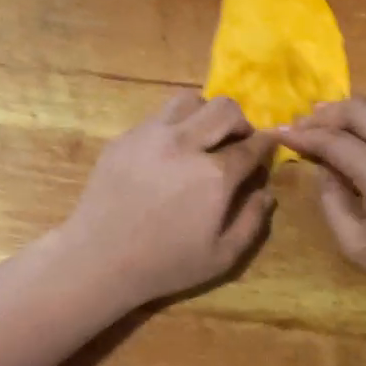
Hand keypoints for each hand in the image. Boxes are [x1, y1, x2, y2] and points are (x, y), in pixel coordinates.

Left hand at [59, 93, 276, 305]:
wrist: (99, 259)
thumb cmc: (164, 265)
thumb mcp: (221, 257)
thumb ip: (252, 222)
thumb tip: (266, 191)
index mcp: (214, 175)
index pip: (252, 145)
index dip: (266, 145)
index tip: (266, 149)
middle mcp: (184, 144)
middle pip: (224, 108)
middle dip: (240, 121)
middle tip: (236, 142)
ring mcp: (150, 135)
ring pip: (189, 100)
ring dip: (204, 114)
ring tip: (202, 138)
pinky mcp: (125, 137)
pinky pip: (157, 117)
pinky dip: (173, 126)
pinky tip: (167, 153)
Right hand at [279, 98, 365, 314]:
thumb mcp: (357, 247)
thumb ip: (332, 203)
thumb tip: (323, 170)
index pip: (334, 141)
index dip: (304, 135)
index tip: (281, 132)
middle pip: (360, 111)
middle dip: (326, 113)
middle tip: (303, 123)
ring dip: (353, 108)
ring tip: (330, 118)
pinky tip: (365, 126)